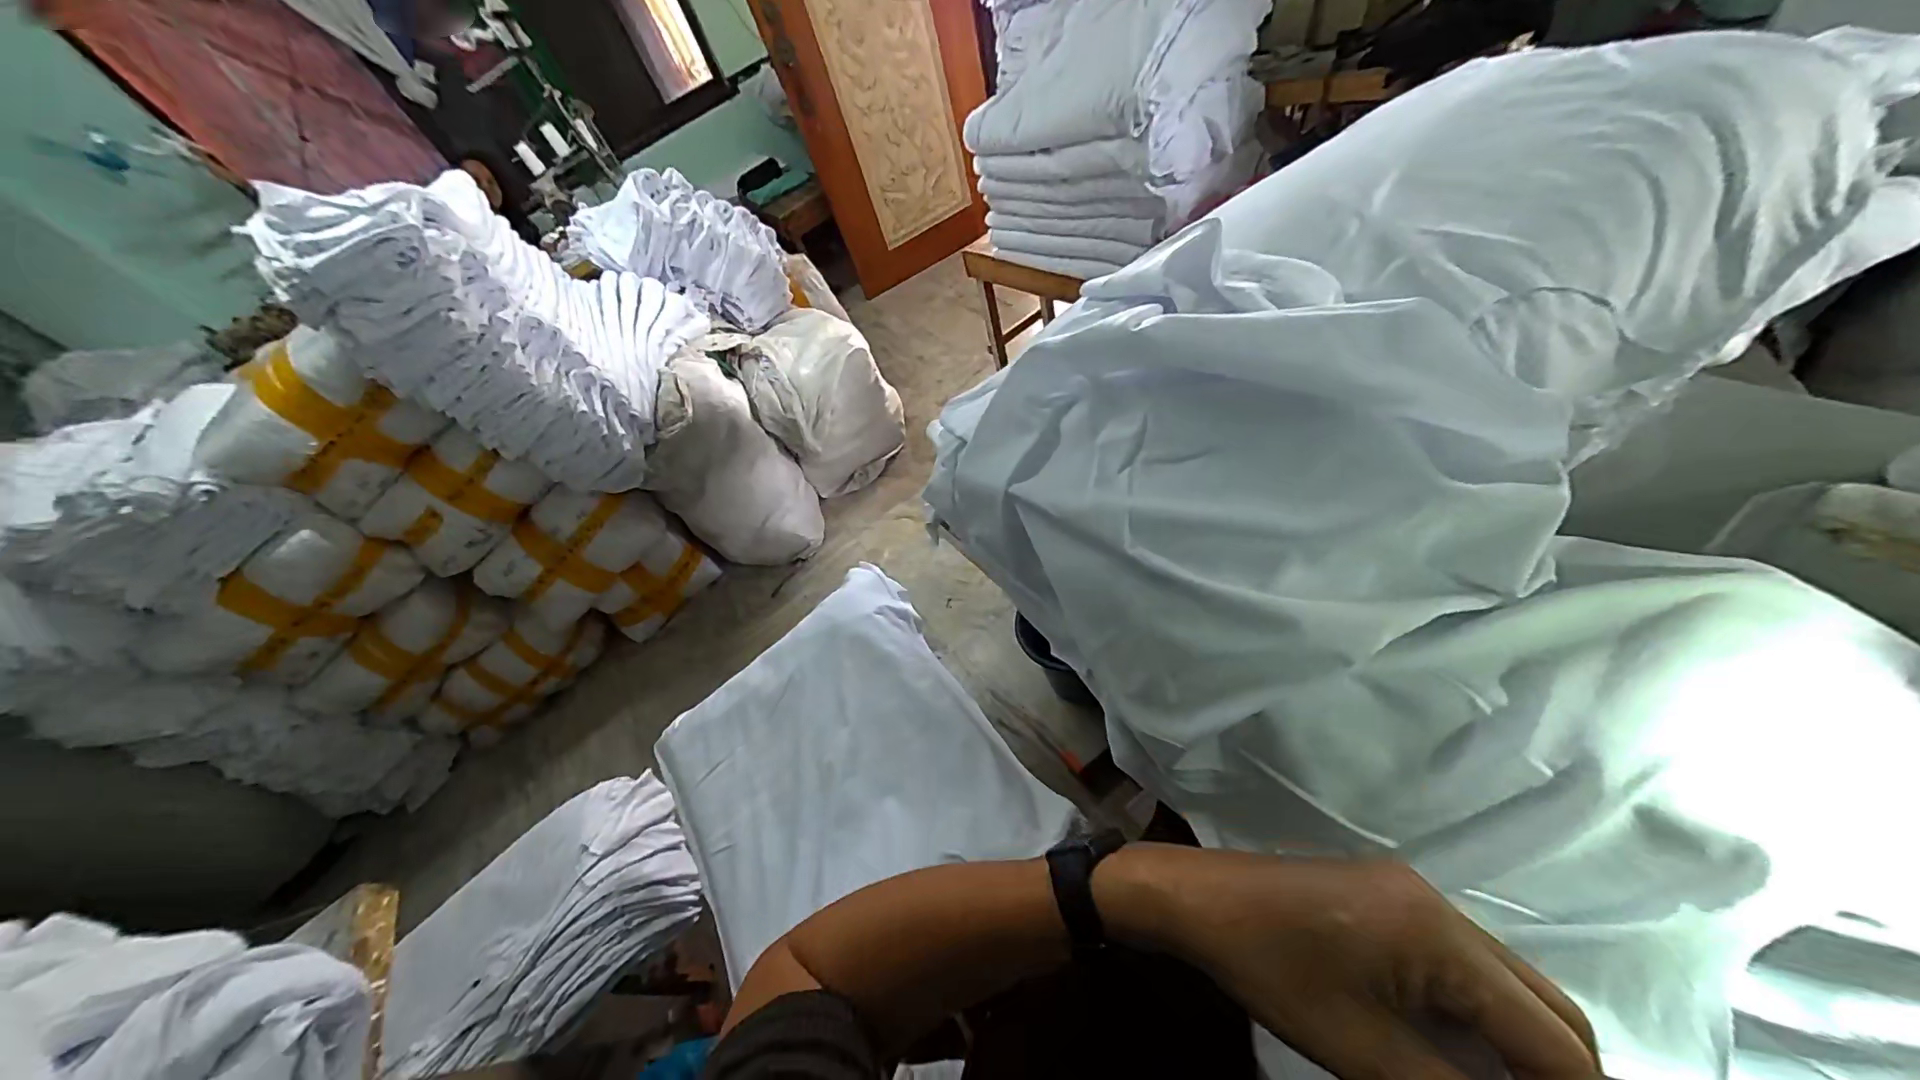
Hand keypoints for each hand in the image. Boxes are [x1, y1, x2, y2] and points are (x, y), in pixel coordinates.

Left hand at [1096, 845, 1602, 1079]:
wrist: (1198, 898)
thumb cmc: (1271, 969)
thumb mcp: (1364, 1050)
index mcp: (1441, 935)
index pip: (1554, 1039)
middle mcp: (1438, 903)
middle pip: (1542, 1003)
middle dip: (1551, 1070)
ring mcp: (1408, 892)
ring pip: (1500, 978)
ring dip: (1511, 1039)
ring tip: (1480, 1079)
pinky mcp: (1383, 894)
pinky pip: (1455, 957)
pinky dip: (1468, 1005)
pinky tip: (1447, 1042)